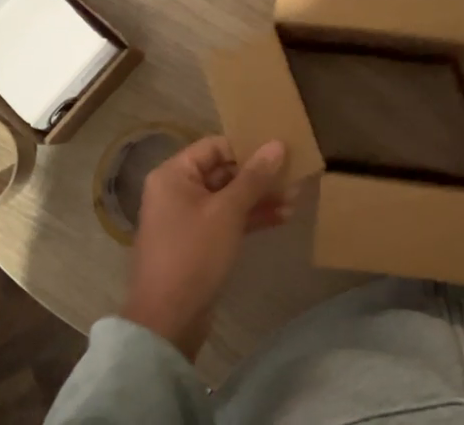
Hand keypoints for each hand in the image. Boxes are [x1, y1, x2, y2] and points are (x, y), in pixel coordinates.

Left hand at [120, 137, 290, 359]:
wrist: (168, 320)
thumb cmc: (194, 254)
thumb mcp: (228, 211)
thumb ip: (254, 177)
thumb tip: (278, 144)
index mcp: (174, 175)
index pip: (215, 146)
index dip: (247, 146)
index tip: (280, 149)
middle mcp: (177, 191)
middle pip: (223, 171)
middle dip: (259, 175)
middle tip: (294, 175)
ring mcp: (187, 218)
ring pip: (229, 198)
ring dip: (260, 197)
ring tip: (296, 198)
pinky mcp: (198, 243)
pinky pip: (227, 220)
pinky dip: (251, 218)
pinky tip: (282, 217)